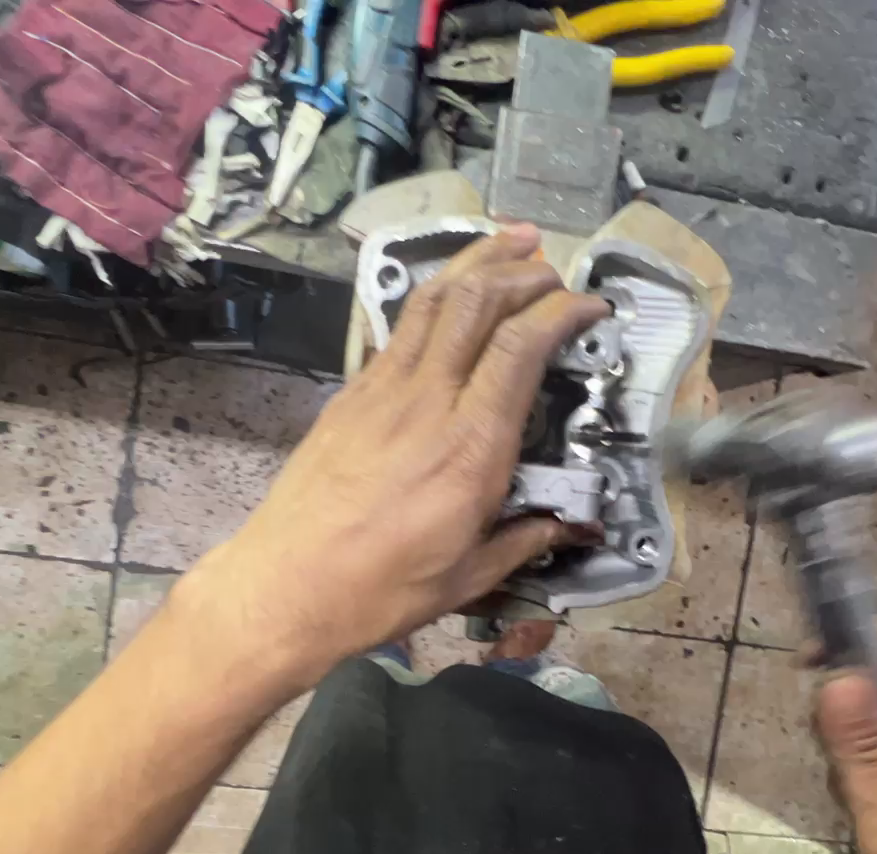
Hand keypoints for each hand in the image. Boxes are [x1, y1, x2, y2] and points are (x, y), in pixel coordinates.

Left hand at [177, 225, 608, 674]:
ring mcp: (382, 390)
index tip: (590, 306)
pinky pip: (400, 327)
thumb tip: (575, 527)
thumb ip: (529, 539)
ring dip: (476, 262)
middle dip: (523, 271)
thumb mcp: (471, 575)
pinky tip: (449, 296)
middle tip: (554, 268)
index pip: (522, 347)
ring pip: (433, 300)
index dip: (562, 311)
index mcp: (471, 447)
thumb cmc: (383, 589)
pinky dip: (434, 297)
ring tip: (510, 240)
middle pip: (477, 304)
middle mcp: (428, 402)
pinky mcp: (351, 394)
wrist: (286, 586)